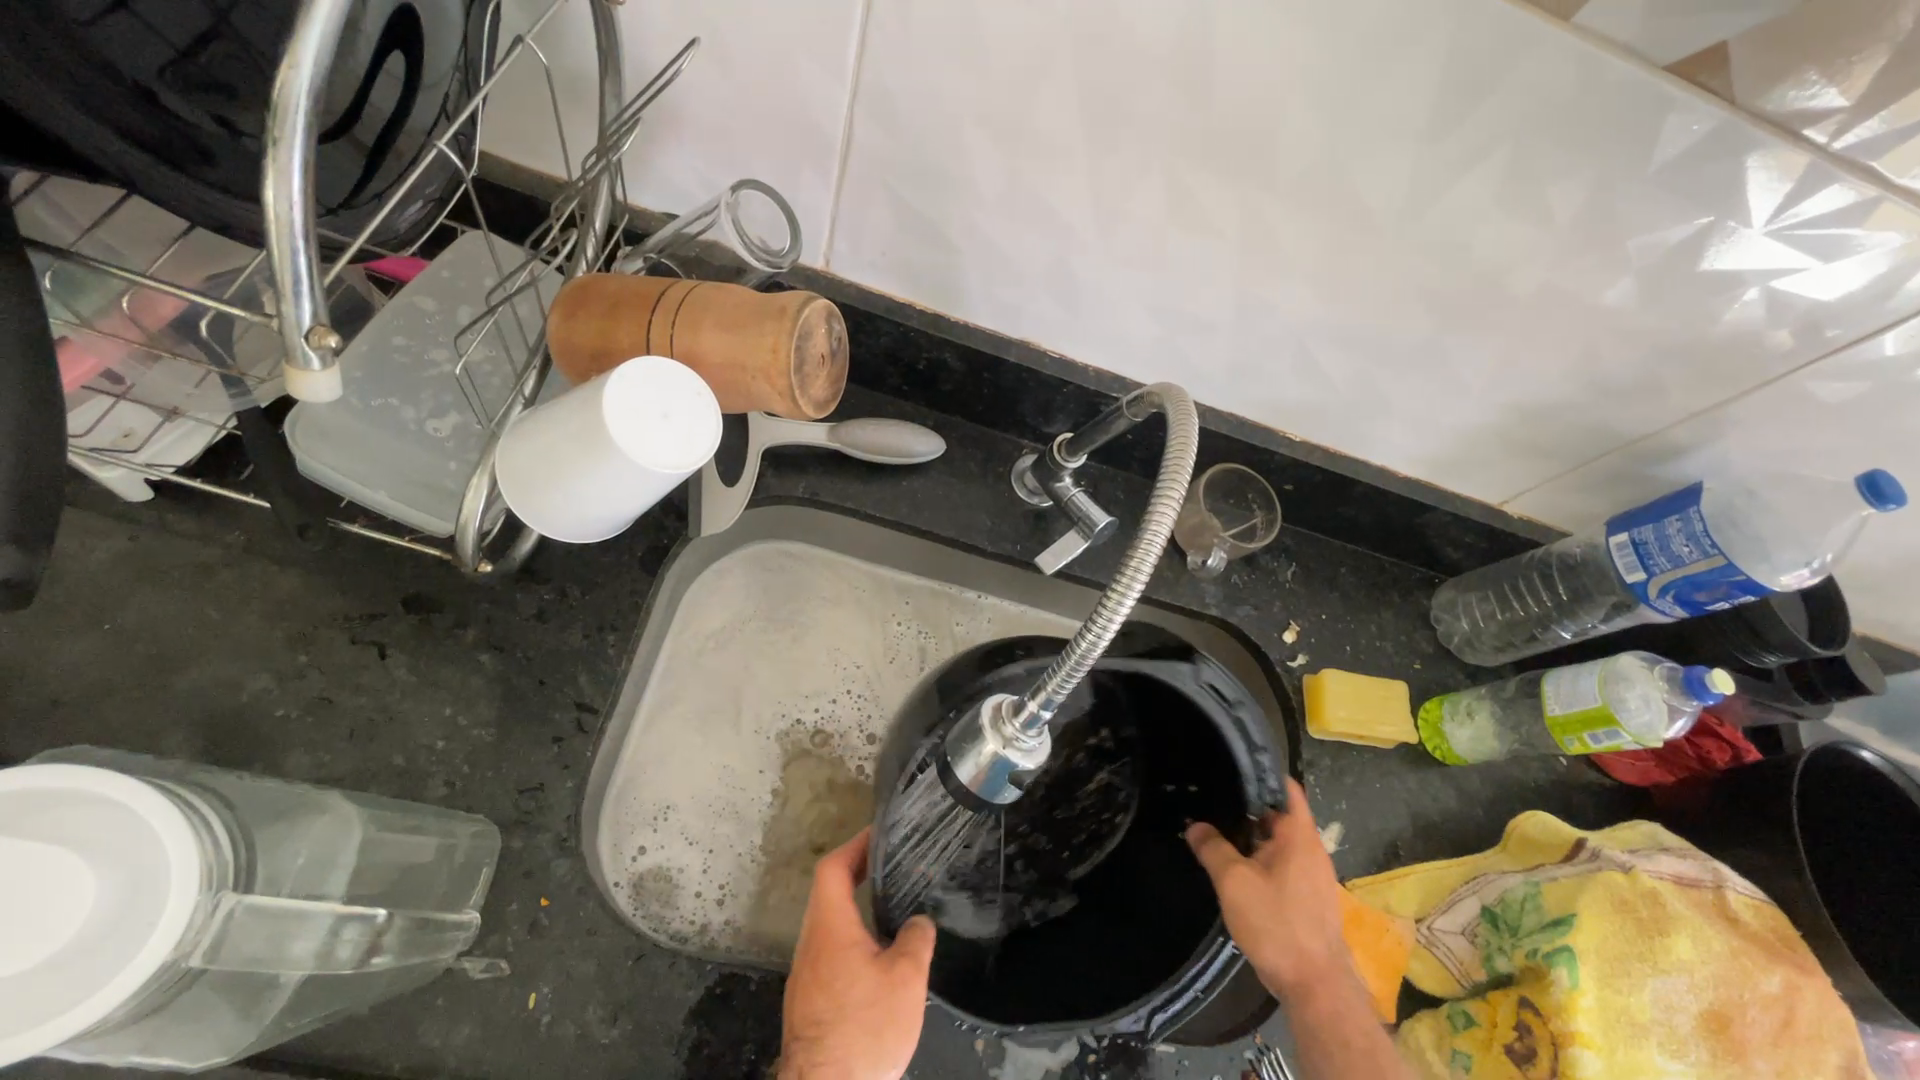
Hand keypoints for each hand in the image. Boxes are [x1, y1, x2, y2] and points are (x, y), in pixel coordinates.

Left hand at [780, 827, 937, 1079]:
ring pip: (829, 928)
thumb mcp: (905, 979)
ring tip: (891, 911)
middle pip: (827, 895)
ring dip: (856, 913)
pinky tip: (879, 960)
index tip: (878, 835)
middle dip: (857, 876)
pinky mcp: (810, 1003)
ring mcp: (806, 976)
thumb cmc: (865, 1027)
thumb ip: (915, 940)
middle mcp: (810, 945)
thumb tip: (918, 922)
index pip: (832, 868)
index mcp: (829, 928)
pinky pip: (830, 956)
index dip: (855, 846)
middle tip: (891, 868)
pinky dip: (853, 943)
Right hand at [1185, 779, 1349, 998]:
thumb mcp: (1233, 881)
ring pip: (1278, 843)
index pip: (1285, 787)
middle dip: (1247, 808)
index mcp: (1299, 835)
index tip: (1230, 765)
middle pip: (1279, 815)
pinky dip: (1259, 860)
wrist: (1314, 982)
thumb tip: (1195, 826)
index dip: (1260, 772)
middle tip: (1211, 799)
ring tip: (1216, 831)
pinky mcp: (1307, 898)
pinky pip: (1281, 865)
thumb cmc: (1276, 923)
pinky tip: (1234, 870)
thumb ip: (1212, 848)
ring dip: (1251, 838)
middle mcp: (1310, 849)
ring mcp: (1312, 876)